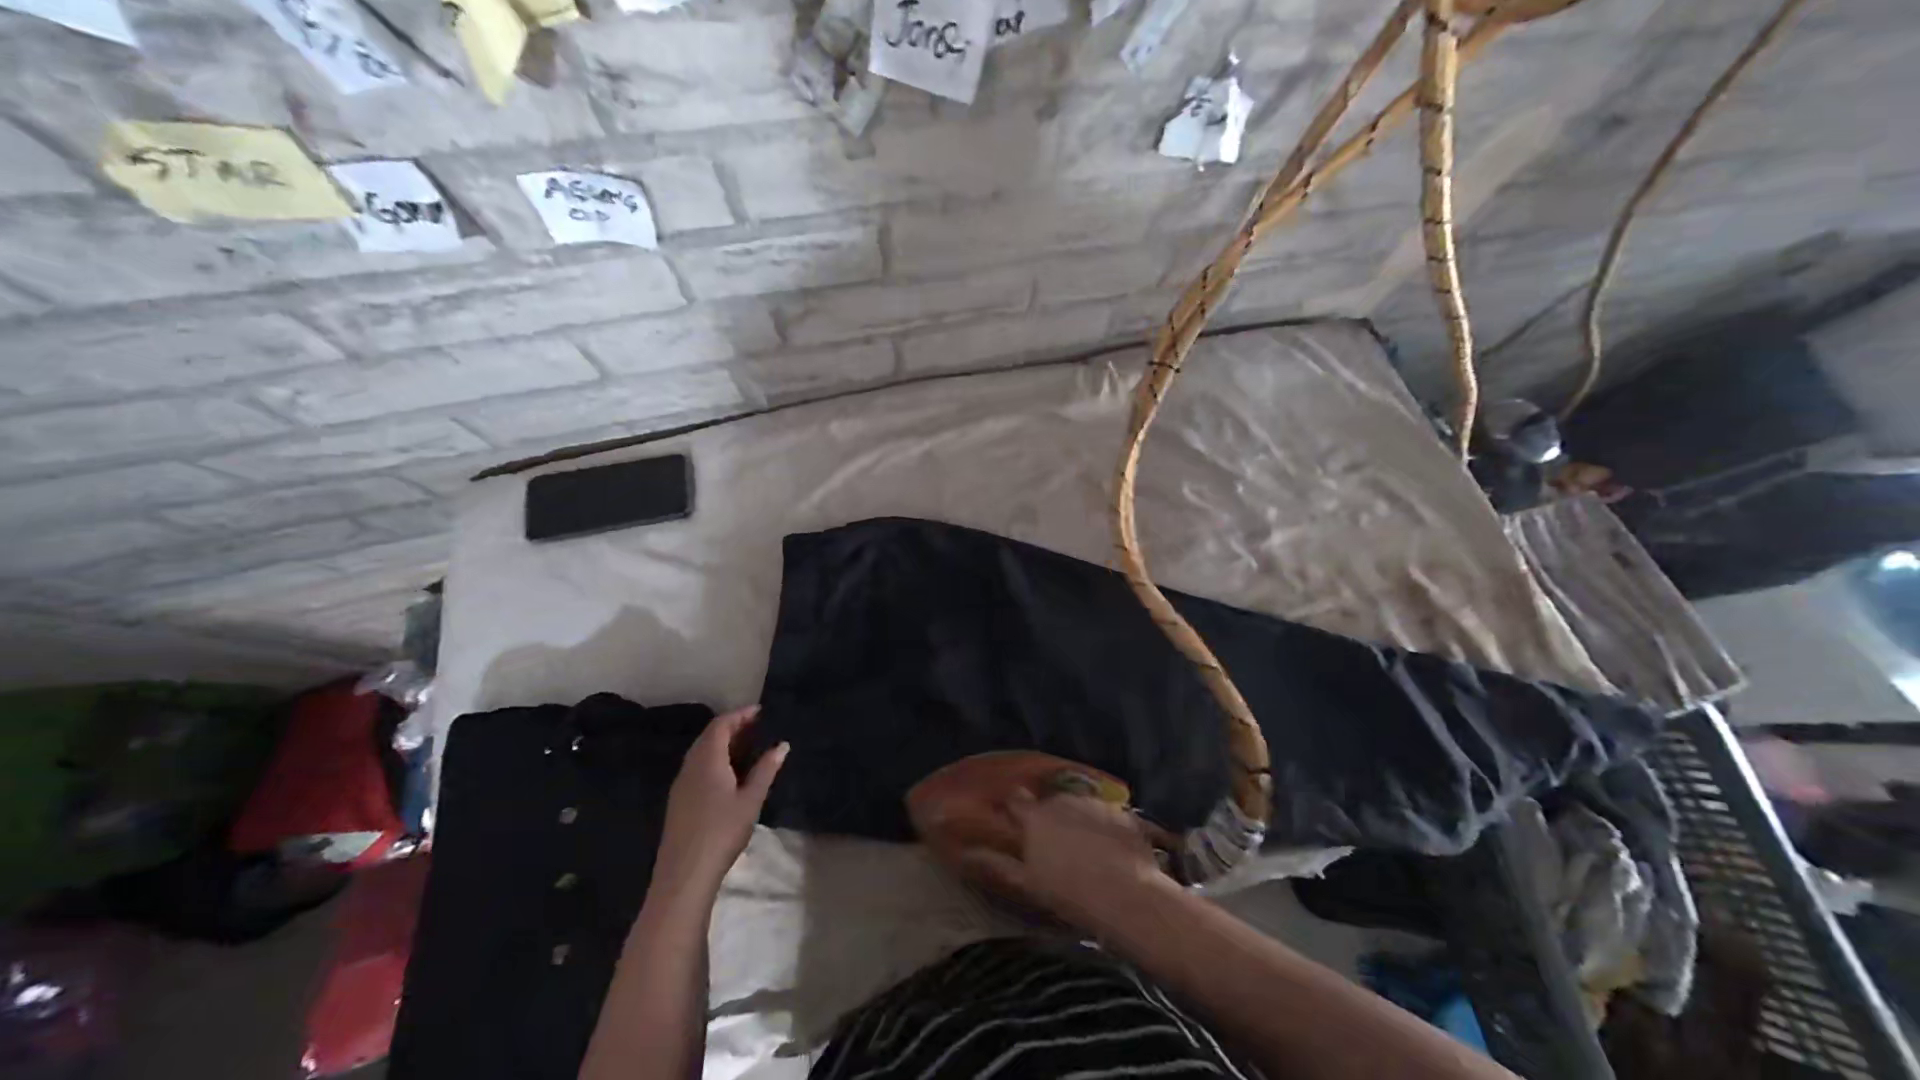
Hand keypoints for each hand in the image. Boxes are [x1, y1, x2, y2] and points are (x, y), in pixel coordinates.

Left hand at [653, 706, 788, 900]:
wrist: (684, 873)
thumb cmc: (722, 831)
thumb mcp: (751, 800)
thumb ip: (766, 770)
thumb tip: (782, 745)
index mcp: (707, 760)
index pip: (721, 725)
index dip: (740, 714)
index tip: (762, 711)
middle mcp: (690, 765)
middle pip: (709, 736)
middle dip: (733, 726)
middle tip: (759, 725)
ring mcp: (682, 784)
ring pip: (702, 752)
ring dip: (724, 743)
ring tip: (749, 746)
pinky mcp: (679, 800)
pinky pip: (698, 766)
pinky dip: (716, 759)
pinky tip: (731, 773)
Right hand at [951, 791, 1177, 930]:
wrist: (1127, 895)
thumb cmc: (1069, 892)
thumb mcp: (1027, 883)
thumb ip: (995, 863)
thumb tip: (966, 853)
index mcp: (1035, 816)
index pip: (1015, 799)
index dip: (1015, 808)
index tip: (1015, 820)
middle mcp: (1062, 800)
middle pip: (1049, 802)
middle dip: (1049, 816)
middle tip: (1054, 843)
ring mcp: (1095, 804)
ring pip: (1079, 807)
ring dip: (1077, 820)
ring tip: (1085, 849)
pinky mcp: (1123, 814)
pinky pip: (1108, 816)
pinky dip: (1106, 828)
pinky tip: (1112, 851)